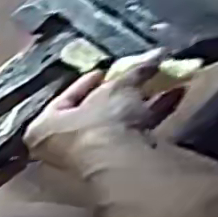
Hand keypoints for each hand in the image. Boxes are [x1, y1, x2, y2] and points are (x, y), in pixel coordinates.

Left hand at [23, 59, 183, 168]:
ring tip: (164, 81)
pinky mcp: (107, 161)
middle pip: (88, 112)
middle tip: (139, 75)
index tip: (105, 70)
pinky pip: (128, 132)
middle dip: (117, 91)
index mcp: (41, 128)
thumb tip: (154, 55)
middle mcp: (53, 145)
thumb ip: (132, 72)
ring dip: (139, 101)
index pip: (62, 100)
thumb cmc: (100, 122)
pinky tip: (176, 95)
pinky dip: (151, 113)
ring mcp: (79, 156)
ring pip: (111, 122)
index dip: (86, 82)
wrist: (116, 161)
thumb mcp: (115, 89)